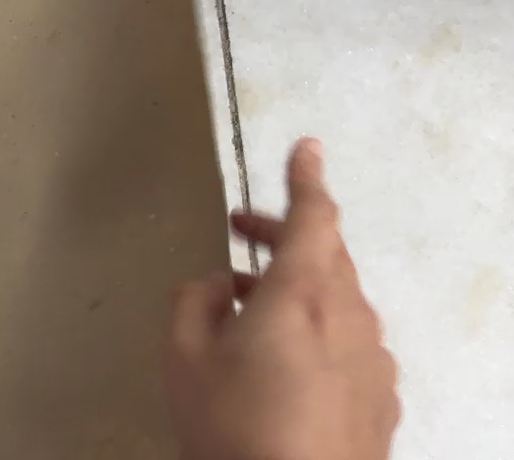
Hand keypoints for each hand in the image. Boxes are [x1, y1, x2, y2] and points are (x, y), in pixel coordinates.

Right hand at [165, 138, 400, 459]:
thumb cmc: (228, 419)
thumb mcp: (182, 348)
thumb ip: (197, 298)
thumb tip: (223, 284)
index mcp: (300, 300)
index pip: (314, 223)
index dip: (307, 180)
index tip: (308, 147)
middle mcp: (350, 324)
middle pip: (329, 257)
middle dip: (287, 232)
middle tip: (238, 229)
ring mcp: (375, 365)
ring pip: (342, 297)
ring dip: (299, 278)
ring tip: (248, 298)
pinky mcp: (383, 400)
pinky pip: (351, 337)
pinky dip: (316, 319)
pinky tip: (278, 349)